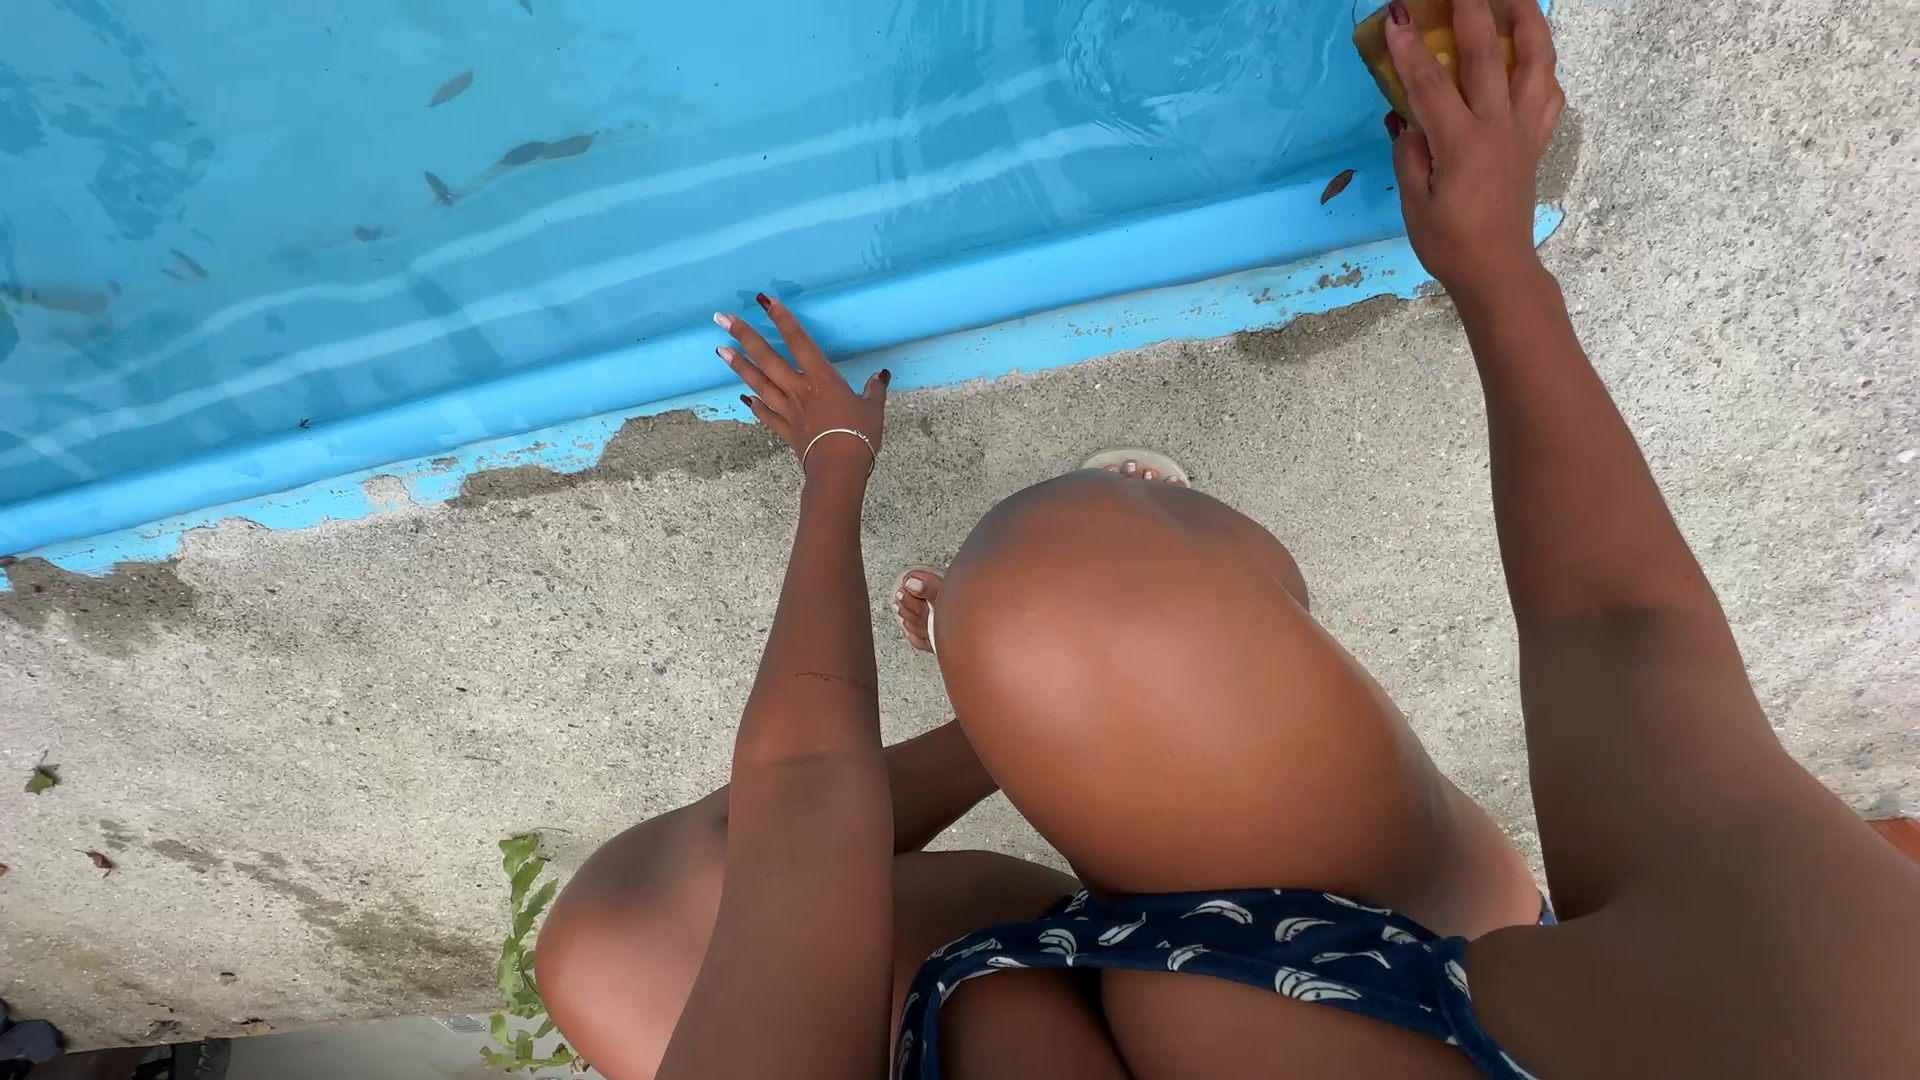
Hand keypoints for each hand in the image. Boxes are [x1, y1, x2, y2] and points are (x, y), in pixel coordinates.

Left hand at [716, 294, 888, 476]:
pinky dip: (756, 406)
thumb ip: (874, 389)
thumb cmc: (859, 434)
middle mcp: (799, 389)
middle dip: (745, 336)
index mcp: (822, 379)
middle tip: (723, 318)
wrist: (840, 467)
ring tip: (721, 350)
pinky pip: (767, 415)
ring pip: (760, 383)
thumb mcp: (873, 408)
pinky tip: (745, 398)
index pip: (799, 341)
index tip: (765, 301)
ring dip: (740, 366)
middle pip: (767, 358)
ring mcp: (789, 410)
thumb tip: (880, 376)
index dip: (783, 319)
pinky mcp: (787, 430)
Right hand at [1383, 0, 1563, 304]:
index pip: (1430, 84)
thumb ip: (1411, 154)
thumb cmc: (1447, 241)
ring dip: (1526, 18)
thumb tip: (1403, 118)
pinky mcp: (1535, 139)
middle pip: (1487, 54)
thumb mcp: (1415, 202)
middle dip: (1470, 11)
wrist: (1495, 266)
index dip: (1409, 49)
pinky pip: (1548, 90)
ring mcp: (1523, 128)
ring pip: (1535, 58)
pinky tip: (1532, 54)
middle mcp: (1498, 124)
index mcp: (1461, 142)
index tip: (1396, 18)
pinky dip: (1542, 63)